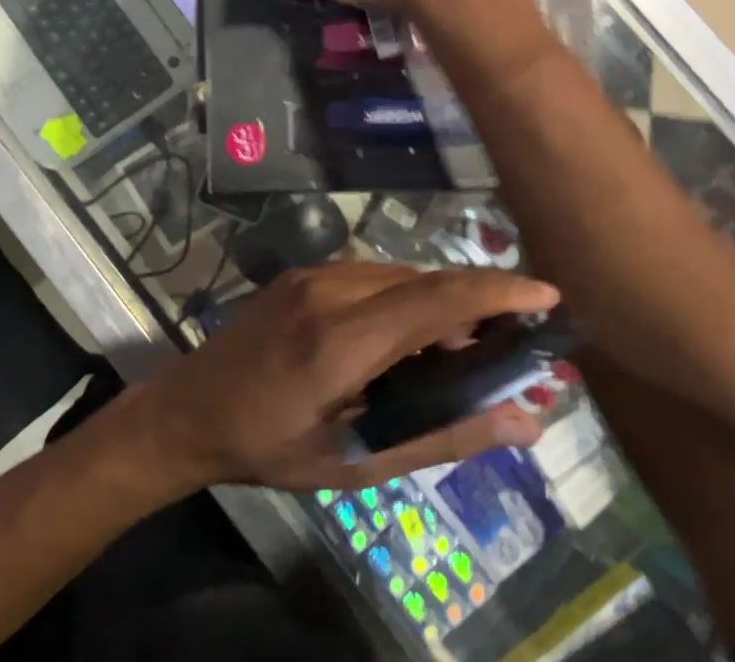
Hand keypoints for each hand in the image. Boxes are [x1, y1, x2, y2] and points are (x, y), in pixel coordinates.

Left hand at [131, 263, 559, 492]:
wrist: (184, 412)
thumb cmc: (267, 447)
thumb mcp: (355, 459)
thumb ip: (441, 437)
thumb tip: (525, 422)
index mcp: (341, 338)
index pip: (438, 296)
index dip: (500, 290)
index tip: (550, 298)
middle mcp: (327, 290)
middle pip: (424, 282)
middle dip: (476, 307)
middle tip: (510, 351)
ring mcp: (307, 277)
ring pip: (397, 276)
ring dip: (437, 304)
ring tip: (457, 356)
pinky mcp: (296, 277)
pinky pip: (368, 277)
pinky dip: (402, 299)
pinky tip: (405, 340)